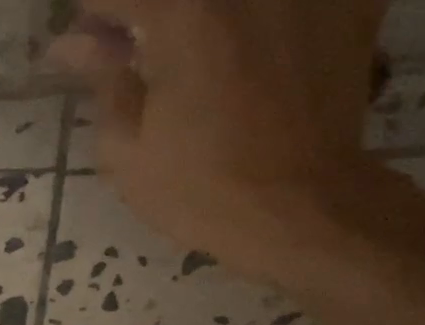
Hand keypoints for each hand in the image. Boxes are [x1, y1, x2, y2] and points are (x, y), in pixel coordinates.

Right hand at [50, 0, 393, 279]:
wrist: (300, 205)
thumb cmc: (196, 186)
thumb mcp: (123, 145)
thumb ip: (103, 77)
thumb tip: (74, 44)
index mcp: (184, 13)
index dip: (94, 15)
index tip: (86, 45)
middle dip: (142, 14)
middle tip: (133, 50)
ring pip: (226, 4)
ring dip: (198, 20)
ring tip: (185, 59)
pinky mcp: (350, 4)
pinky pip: (288, 3)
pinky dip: (264, 20)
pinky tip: (254, 49)